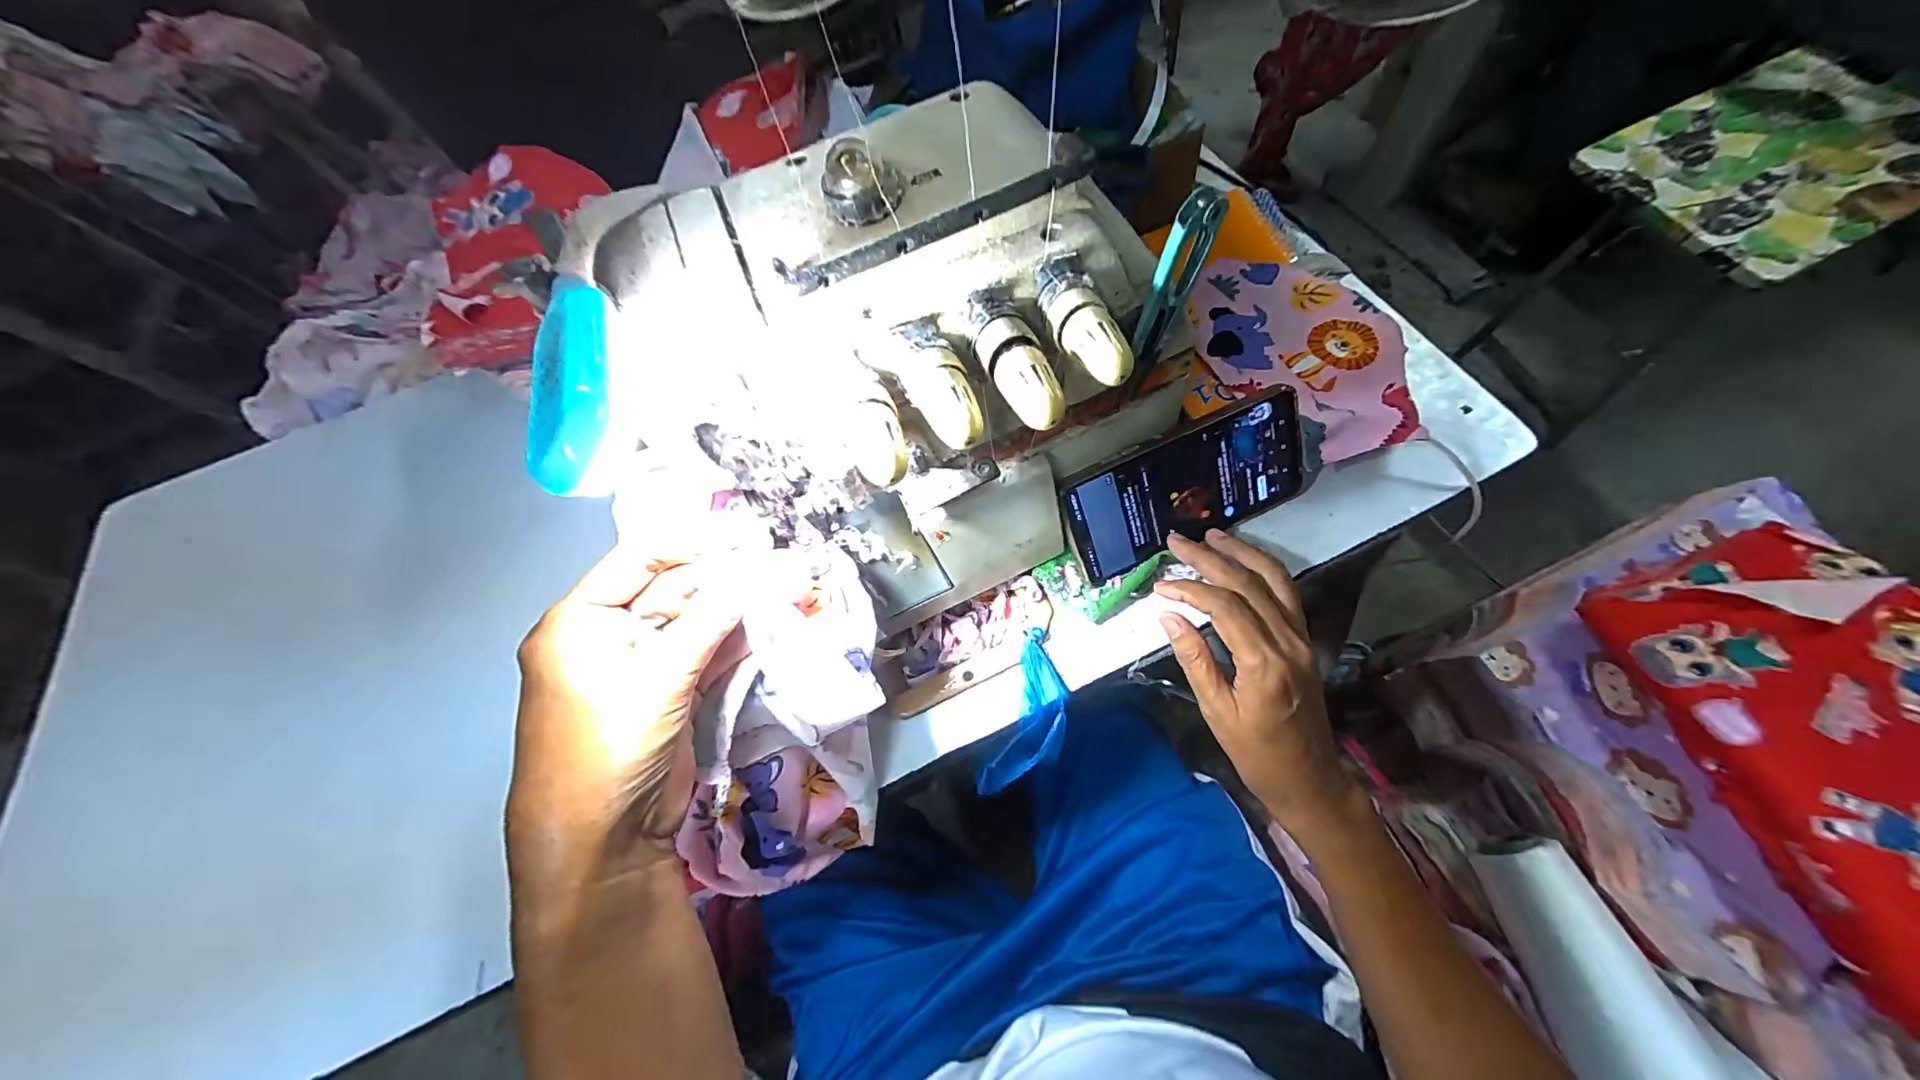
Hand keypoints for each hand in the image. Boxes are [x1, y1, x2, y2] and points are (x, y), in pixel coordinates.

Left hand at [507, 544, 744, 926]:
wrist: (603, 843)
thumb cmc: (607, 750)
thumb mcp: (657, 678)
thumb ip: (709, 620)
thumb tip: (760, 570)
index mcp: (581, 620)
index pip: (640, 559)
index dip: (693, 543)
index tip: (746, 536)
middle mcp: (610, 634)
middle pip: (674, 588)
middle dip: (725, 577)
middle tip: (778, 563)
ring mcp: (645, 664)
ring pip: (698, 620)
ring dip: (738, 607)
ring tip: (785, 586)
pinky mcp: (673, 690)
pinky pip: (708, 651)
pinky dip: (737, 637)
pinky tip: (770, 621)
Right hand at [1154, 530, 1364, 833]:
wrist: (1311, 778)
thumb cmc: (1257, 754)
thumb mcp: (1217, 712)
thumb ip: (1195, 660)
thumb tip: (1169, 617)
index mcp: (1264, 663)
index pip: (1225, 607)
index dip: (1190, 589)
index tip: (1161, 584)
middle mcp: (1288, 642)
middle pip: (1248, 584)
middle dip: (1210, 558)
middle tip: (1177, 541)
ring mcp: (1301, 639)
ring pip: (1274, 581)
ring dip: (1242, 554)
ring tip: (1212, 537)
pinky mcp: (1304, 641)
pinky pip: (1286, 594)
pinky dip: (1262, 570)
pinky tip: (1242, 561)